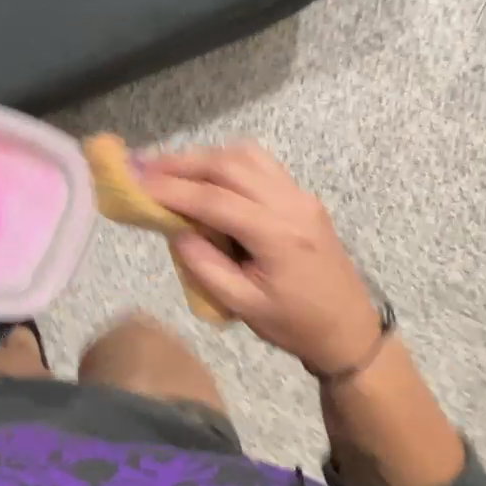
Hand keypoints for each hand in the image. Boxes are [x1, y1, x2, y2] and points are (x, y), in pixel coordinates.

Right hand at [140, 142, 382, 374]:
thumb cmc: (294, 324)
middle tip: (142, 166)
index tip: (136, 182)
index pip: (213, 199)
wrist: (349, 328)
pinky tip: (203, 173)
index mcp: (277, 234)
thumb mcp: (243, 305)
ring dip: (202, 157)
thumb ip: (205, 266)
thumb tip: (175, 230)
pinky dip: (225, 161)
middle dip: (181, 163)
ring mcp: (299, 196)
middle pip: (228, 166)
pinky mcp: (300, 197)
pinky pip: (259, 164)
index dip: (171, 188)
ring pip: (245, 156)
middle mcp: (291, 203)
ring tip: (166, 167)